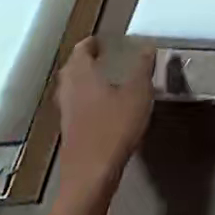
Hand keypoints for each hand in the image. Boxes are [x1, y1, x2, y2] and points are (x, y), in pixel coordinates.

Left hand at [53, 36, 154, 205]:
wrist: (92, 173)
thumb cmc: (115, 127)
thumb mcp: (138, 93)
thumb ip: (142, 69)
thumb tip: (147, 46)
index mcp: (83, 77)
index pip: (80, 52)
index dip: (89, 44)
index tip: (99, 40)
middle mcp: (69, 91)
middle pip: (71, 70)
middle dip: (82, 61)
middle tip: (97, 56)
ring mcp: (66, 113)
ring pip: (69, 89)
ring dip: (81, 80)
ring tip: (99, 78)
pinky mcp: (69, 132)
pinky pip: (73, 106)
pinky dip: (83, 98)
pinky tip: (98, 106)